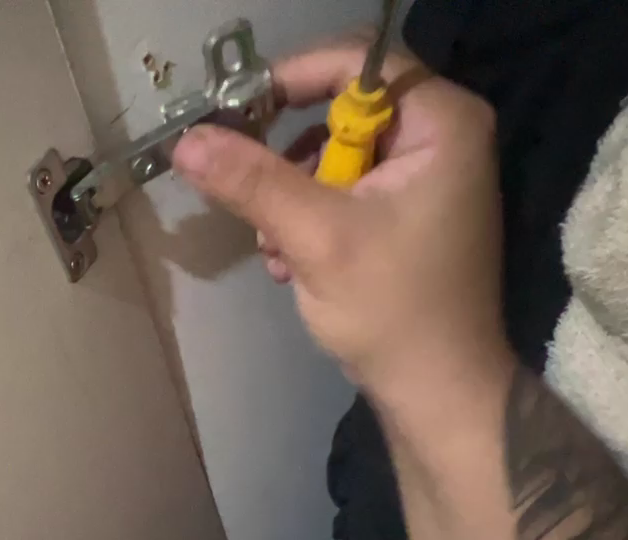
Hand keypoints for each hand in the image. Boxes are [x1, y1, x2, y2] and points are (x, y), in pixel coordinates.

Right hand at [170, 39, 503, 391]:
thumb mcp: (315, 237)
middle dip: (287, 166)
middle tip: (256, 205)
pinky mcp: (401, 218)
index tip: (233, 115)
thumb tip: (186, 141)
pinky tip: (292, 266)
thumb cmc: (389, 307)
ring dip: (288, 204)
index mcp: (440, 122)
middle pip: (339, 116)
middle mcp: (437, 138)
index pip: (357, 65)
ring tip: (277, 251)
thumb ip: (252, 183)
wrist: (432, 386)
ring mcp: (420, 181)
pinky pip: (339, 198)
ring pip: (330, 163)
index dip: (291, 81)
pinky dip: (306, 226)